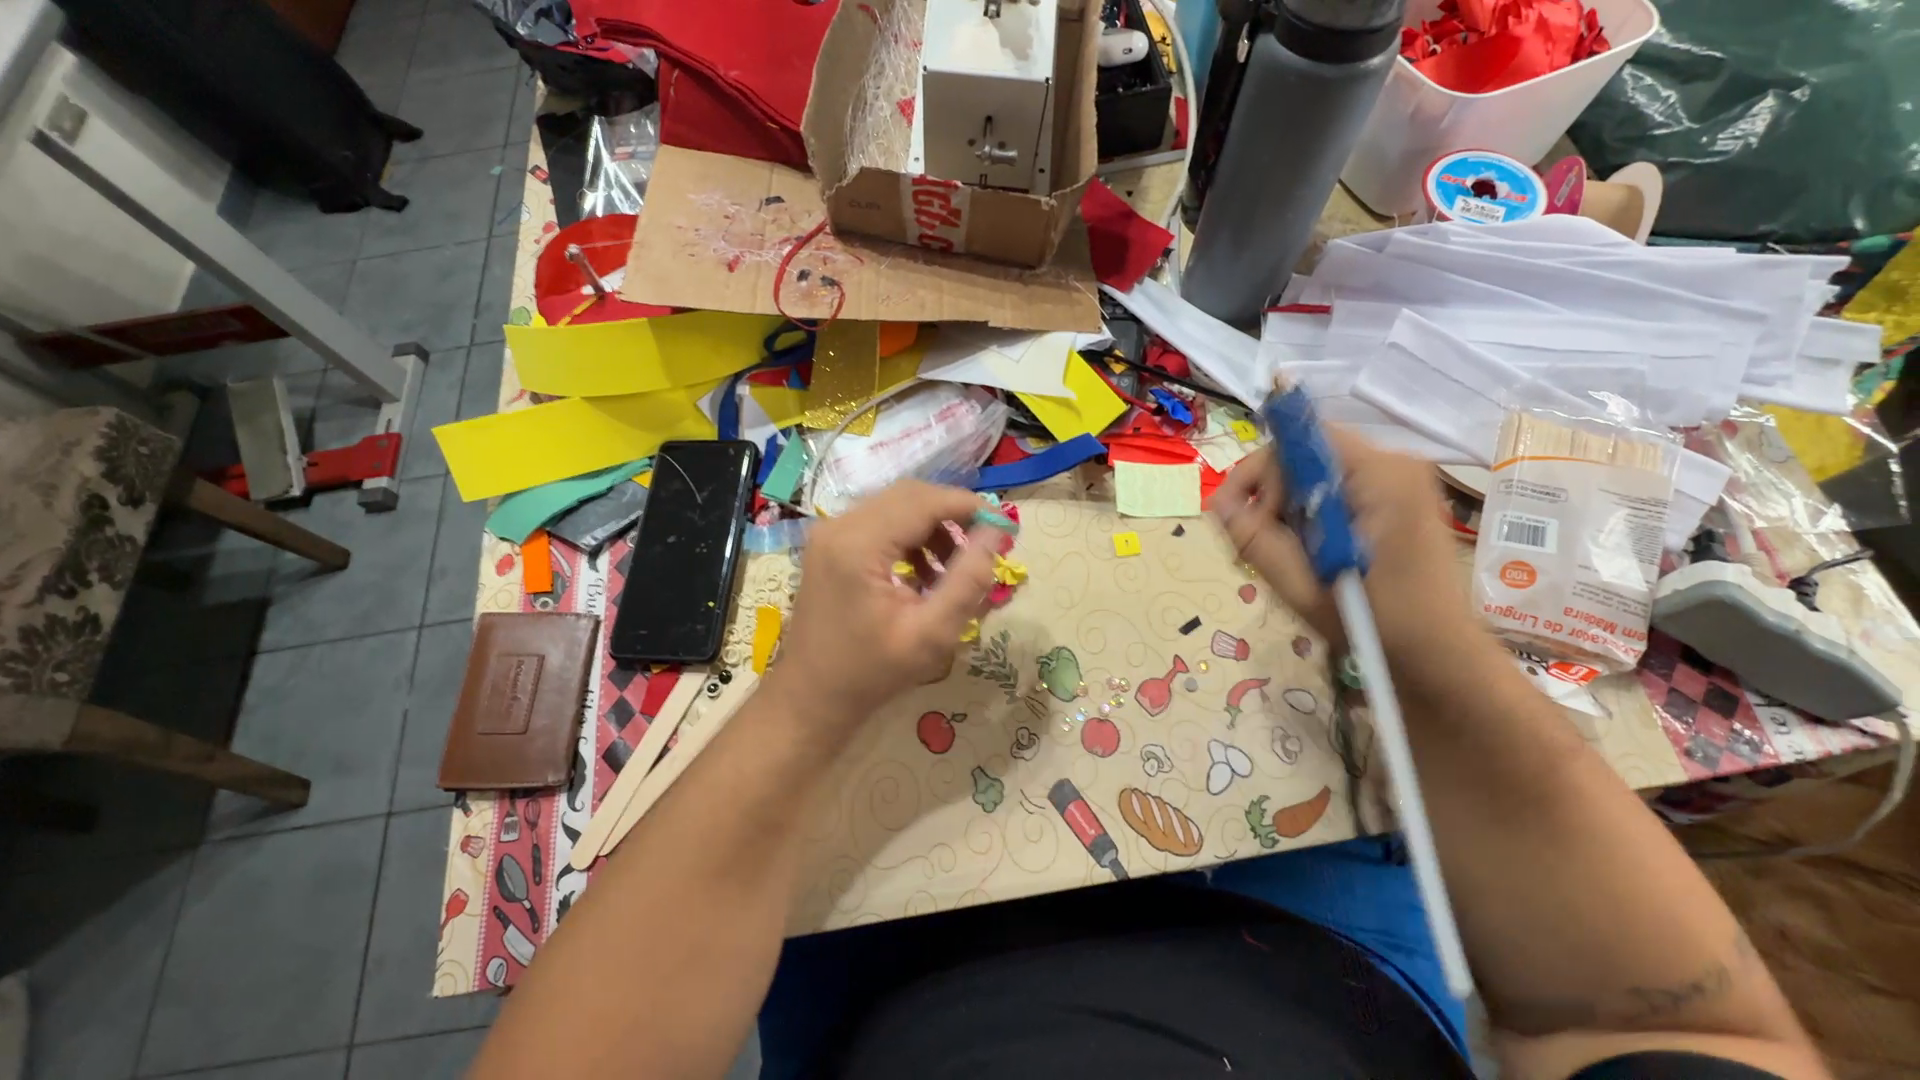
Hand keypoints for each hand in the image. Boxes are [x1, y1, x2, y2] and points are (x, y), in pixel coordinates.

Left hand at [767, 480, 1002, 737]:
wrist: (811, 696)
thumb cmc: (870, 672)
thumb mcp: (931, 635)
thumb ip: (967, 581)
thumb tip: (996, 535)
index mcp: (859, 544)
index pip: (924, 501)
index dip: (968, 506)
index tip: (1004, 528)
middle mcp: (839, 525)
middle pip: (909, 495)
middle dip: (952, 514)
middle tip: (984, 546)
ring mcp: (829, 532)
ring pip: (895, 505)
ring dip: (932, 526)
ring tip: (953, 570)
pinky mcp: (829, 544)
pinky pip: (879, 522)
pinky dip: (909, 537)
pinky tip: (924, 574)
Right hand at [1208, 428, 1484, 673]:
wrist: (1442, 659)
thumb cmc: (1380, 626)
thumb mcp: (1306, 588)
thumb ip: (1258, 541)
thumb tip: (1216, 503)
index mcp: (1382, 476)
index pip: (1301, 440)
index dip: (1261, 472)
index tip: (1244, 518)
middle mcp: (1395, 464)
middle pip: (1307, 455)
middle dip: (1272, 496)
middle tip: (1262, 546)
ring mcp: (1399, 481)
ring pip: (1316, 475)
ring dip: (1289, 511)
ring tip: (1288, 556)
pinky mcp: (1397, 499)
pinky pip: (1335, 490)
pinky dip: (1311, 517)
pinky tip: (1311, 553)